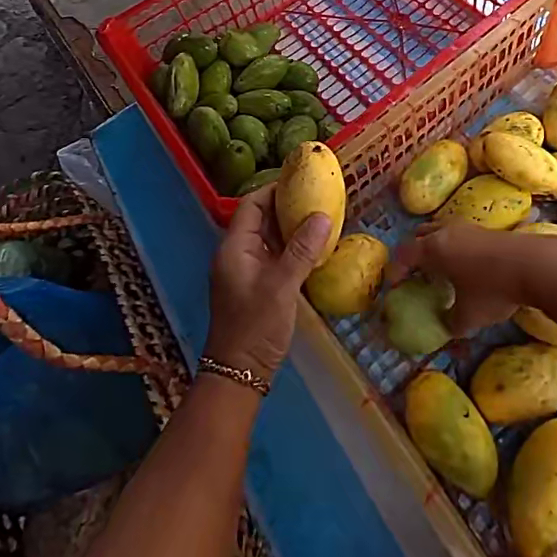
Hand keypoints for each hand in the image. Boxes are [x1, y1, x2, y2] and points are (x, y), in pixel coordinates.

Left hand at [204, 184, 333, 380]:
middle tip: (318, 198)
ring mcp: (245, 271)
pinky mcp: (255, 286)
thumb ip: (302, 250)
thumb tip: (322, 216)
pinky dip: (290, 247)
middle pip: (259, 219)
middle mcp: (236, 254)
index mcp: (234, 247)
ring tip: (320, 218)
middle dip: (286, 207)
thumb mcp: (281, 286)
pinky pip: (273, 255)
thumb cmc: (255, 326)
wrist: (239, 374)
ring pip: (268, 238)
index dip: (274, 190)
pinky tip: (313, 249)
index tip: (301, 182)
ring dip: (290, 228)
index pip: (251, 205)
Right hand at [394, 219, 546, 336]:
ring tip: (442, 269)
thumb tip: (446, 328)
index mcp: (433, 248)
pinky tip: (467, 267)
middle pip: (420, 235)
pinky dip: (456, 247)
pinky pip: (461, 235)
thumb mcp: (469, 316)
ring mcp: (468, 227)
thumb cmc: (493, 290)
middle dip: (414, 253)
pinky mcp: (488, 229)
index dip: (396, 271)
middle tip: (416, 274)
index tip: (395, 287)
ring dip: (436, 247)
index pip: (404, 254)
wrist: (534, 265)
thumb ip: (451, 323)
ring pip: (442, 231)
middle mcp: (446, 231)